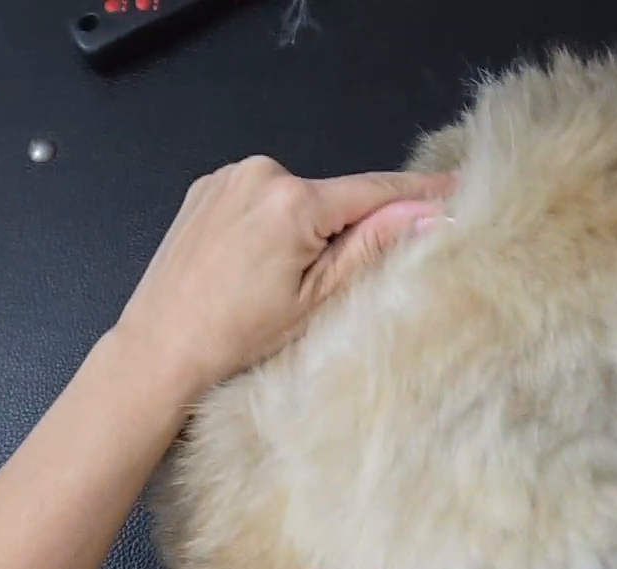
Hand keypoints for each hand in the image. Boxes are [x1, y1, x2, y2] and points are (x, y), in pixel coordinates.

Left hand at [111, 155, 451, 395]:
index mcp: (292, 200)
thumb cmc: (236, 337)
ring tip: (281, 282)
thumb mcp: (314, 301)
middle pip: (331, 196)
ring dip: (306, 227)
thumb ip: (370, 249)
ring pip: (294, 199)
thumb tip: (426, 214)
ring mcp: (227, 177)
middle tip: (337, 280)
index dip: (417, 193)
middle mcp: (259, 172)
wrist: (159, 348)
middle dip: (346, 227)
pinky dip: (271, 224)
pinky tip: (253, 266)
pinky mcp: (205, 190)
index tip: (457, 189)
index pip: (374, 189)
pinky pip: (259, 200)